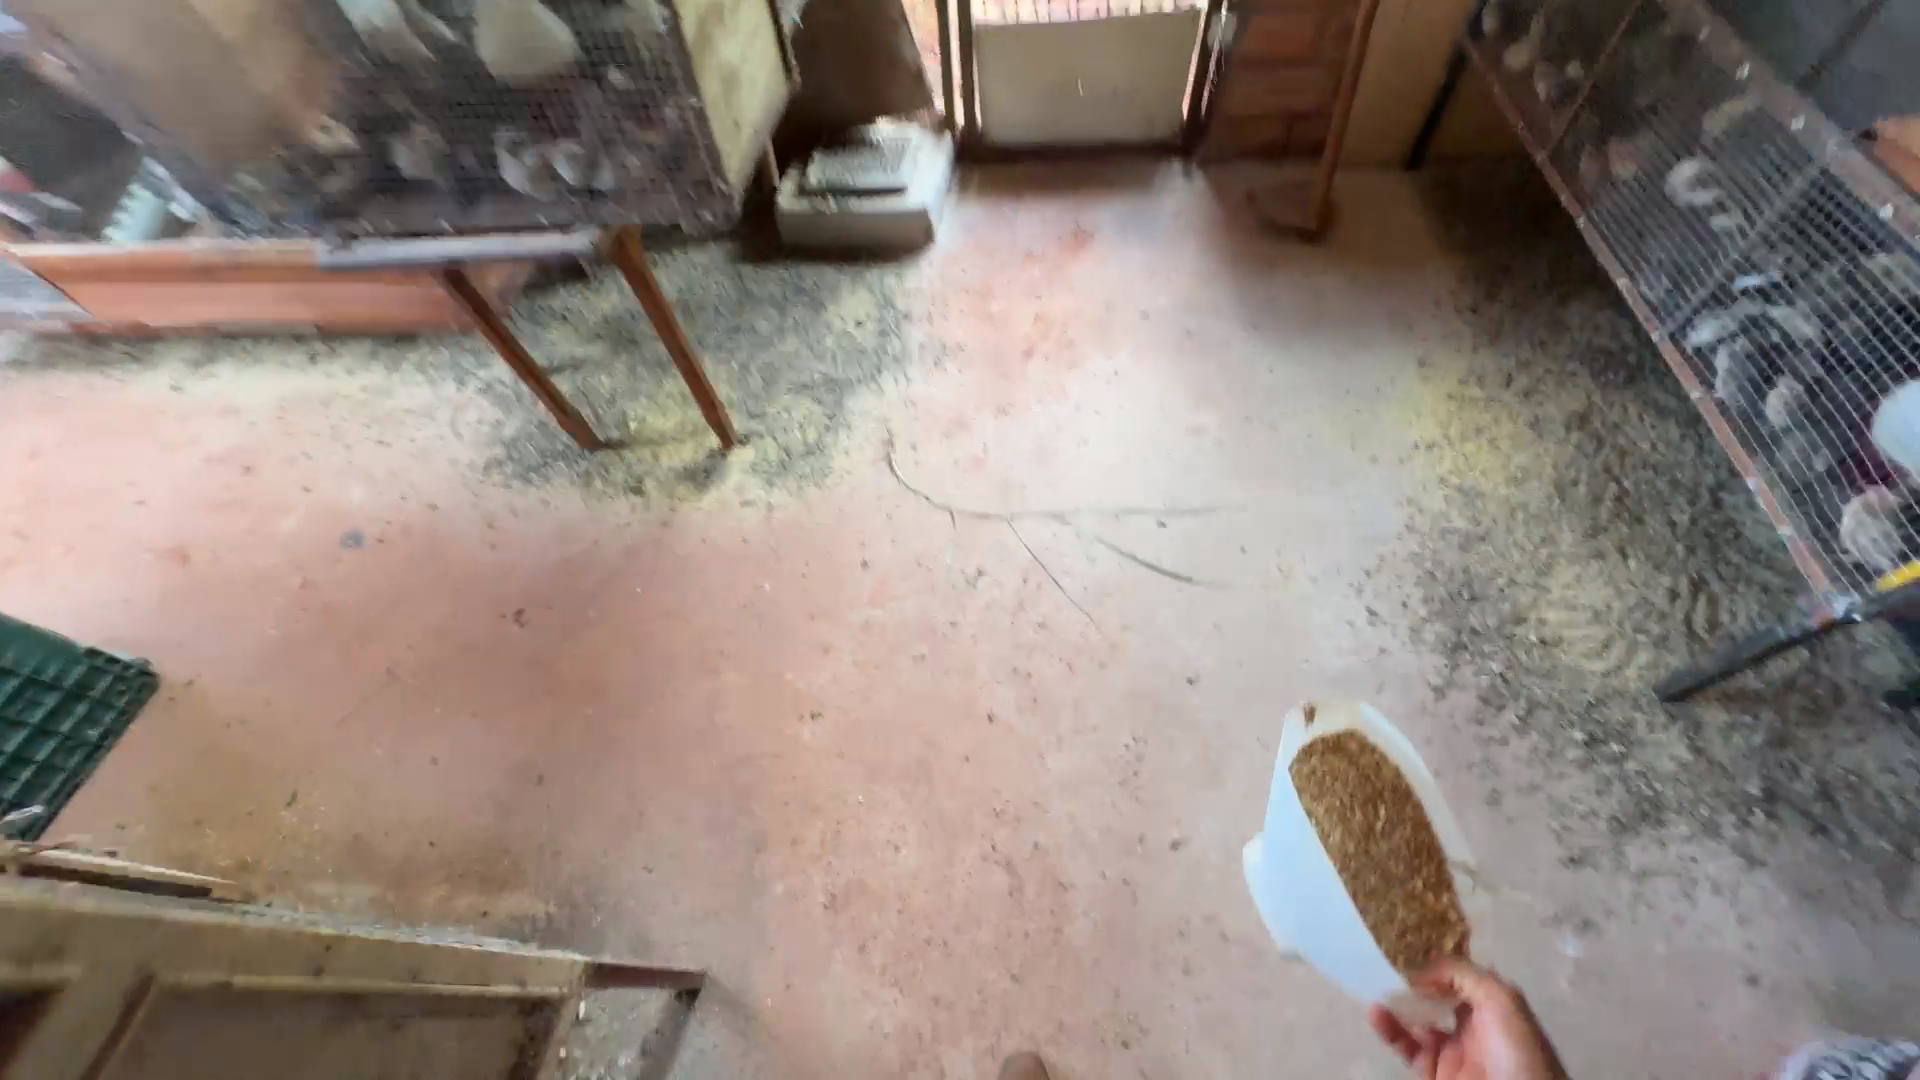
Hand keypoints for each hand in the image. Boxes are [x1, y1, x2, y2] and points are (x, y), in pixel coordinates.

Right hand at [1367, 958, 1566, 1079]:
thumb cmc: (1518, 1055)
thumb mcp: (1503, 1001)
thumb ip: (1462, 973)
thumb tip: (1420, 969)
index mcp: (1494, 1007)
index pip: (1459, 974)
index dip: (1435, 957)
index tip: (1405, 939)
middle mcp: (1472, 1025)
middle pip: (1434, 993)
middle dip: (1410, 976)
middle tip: (1381, 956)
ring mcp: (1451, 1050)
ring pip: (1415, 1016)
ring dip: (1394, 1000)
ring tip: (1372, 981)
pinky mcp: (1433, 1071)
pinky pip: (1405, 1045)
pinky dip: (1387, 1028)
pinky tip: (1375, 1012)